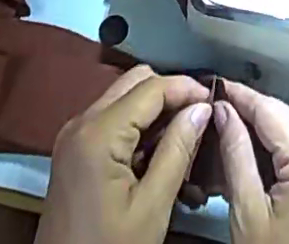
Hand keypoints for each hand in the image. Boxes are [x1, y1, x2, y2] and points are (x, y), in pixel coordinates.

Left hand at [35, 65, 212, 243]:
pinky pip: (112, 116)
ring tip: (185, 130)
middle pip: (134, 81)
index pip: (150, 87)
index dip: (185, 87)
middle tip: (199, 113)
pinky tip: (159, 146)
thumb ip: (177, 150)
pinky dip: (137, 122)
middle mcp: (82, 121)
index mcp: (98, 132)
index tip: (214, 98)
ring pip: (123, 95)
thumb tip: (201, 107)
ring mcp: (74, 134)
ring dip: (155, 106)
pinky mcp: (74, 148)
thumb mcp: (151, 207)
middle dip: (170, 92)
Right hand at [214, 82, 288, 243]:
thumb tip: (223, 109)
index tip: (216, 84)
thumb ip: (236, 153)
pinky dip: (279, 149)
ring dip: (263, 129)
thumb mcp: (248, 213)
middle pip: (285, 119)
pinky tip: (252, 151)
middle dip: (250, 111)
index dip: (241, 96)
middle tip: (216, 106)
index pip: (272, 111)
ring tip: (228, 125)